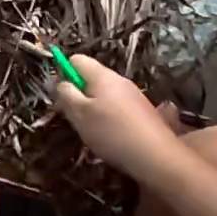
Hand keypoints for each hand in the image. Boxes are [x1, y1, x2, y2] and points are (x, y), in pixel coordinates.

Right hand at [51, 54, 185, 183]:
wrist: (156, 156)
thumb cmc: (111, 132)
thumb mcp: (79, 114)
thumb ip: (66, 94)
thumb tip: (60, 83)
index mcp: (102, 76)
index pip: (76, 60)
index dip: (64, 74)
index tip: (62, 96)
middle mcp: (119, 80)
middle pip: (90, 77)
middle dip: (78, 94)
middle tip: (74, 116)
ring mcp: (133, 95)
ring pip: (103, 93)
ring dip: (92, 107)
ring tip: (91, 129)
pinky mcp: (141, 111)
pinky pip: (116, 106)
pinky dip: (108, 116)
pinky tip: (110, 135)